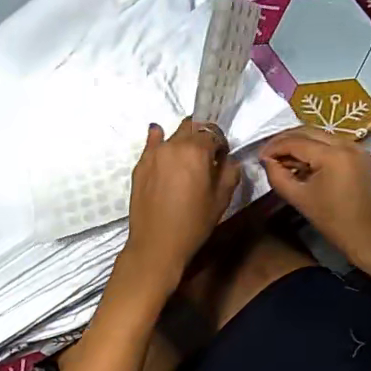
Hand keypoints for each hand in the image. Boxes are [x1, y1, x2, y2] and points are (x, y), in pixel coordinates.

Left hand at [115, 119, 240, 291]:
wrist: (156, 244)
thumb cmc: (193, 224)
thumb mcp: (221, 200)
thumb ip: (230, 173)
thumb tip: (228, 161)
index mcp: (196, 150)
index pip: (213, 132)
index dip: (220, 144)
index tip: (222, 159)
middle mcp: (173, 145)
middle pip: (191, 127)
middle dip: (201, 137)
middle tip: (205, 158)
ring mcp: (153, 154)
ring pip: (172, 135)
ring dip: (182, 142)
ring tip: (185, 162)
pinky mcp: (139, 166)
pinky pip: (152, 144)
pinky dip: (159, 141)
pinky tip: (160, 144)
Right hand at [258, 127, 370, 269]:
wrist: (364, 233)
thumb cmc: (330, 219)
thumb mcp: (298, 197)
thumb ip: (277, 175)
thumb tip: (267, 160)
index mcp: (333, 155)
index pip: (296, 142)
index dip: (274, 147)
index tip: (259, 156)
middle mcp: (346, 143)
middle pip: (308, 132)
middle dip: (285, 140)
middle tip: (267, 153)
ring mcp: (355, 146)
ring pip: (319, 135)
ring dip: (298, 143)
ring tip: (281, 157)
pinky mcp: (358, 153)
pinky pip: (330, 143)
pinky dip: (313, 148)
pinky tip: (300, 160)